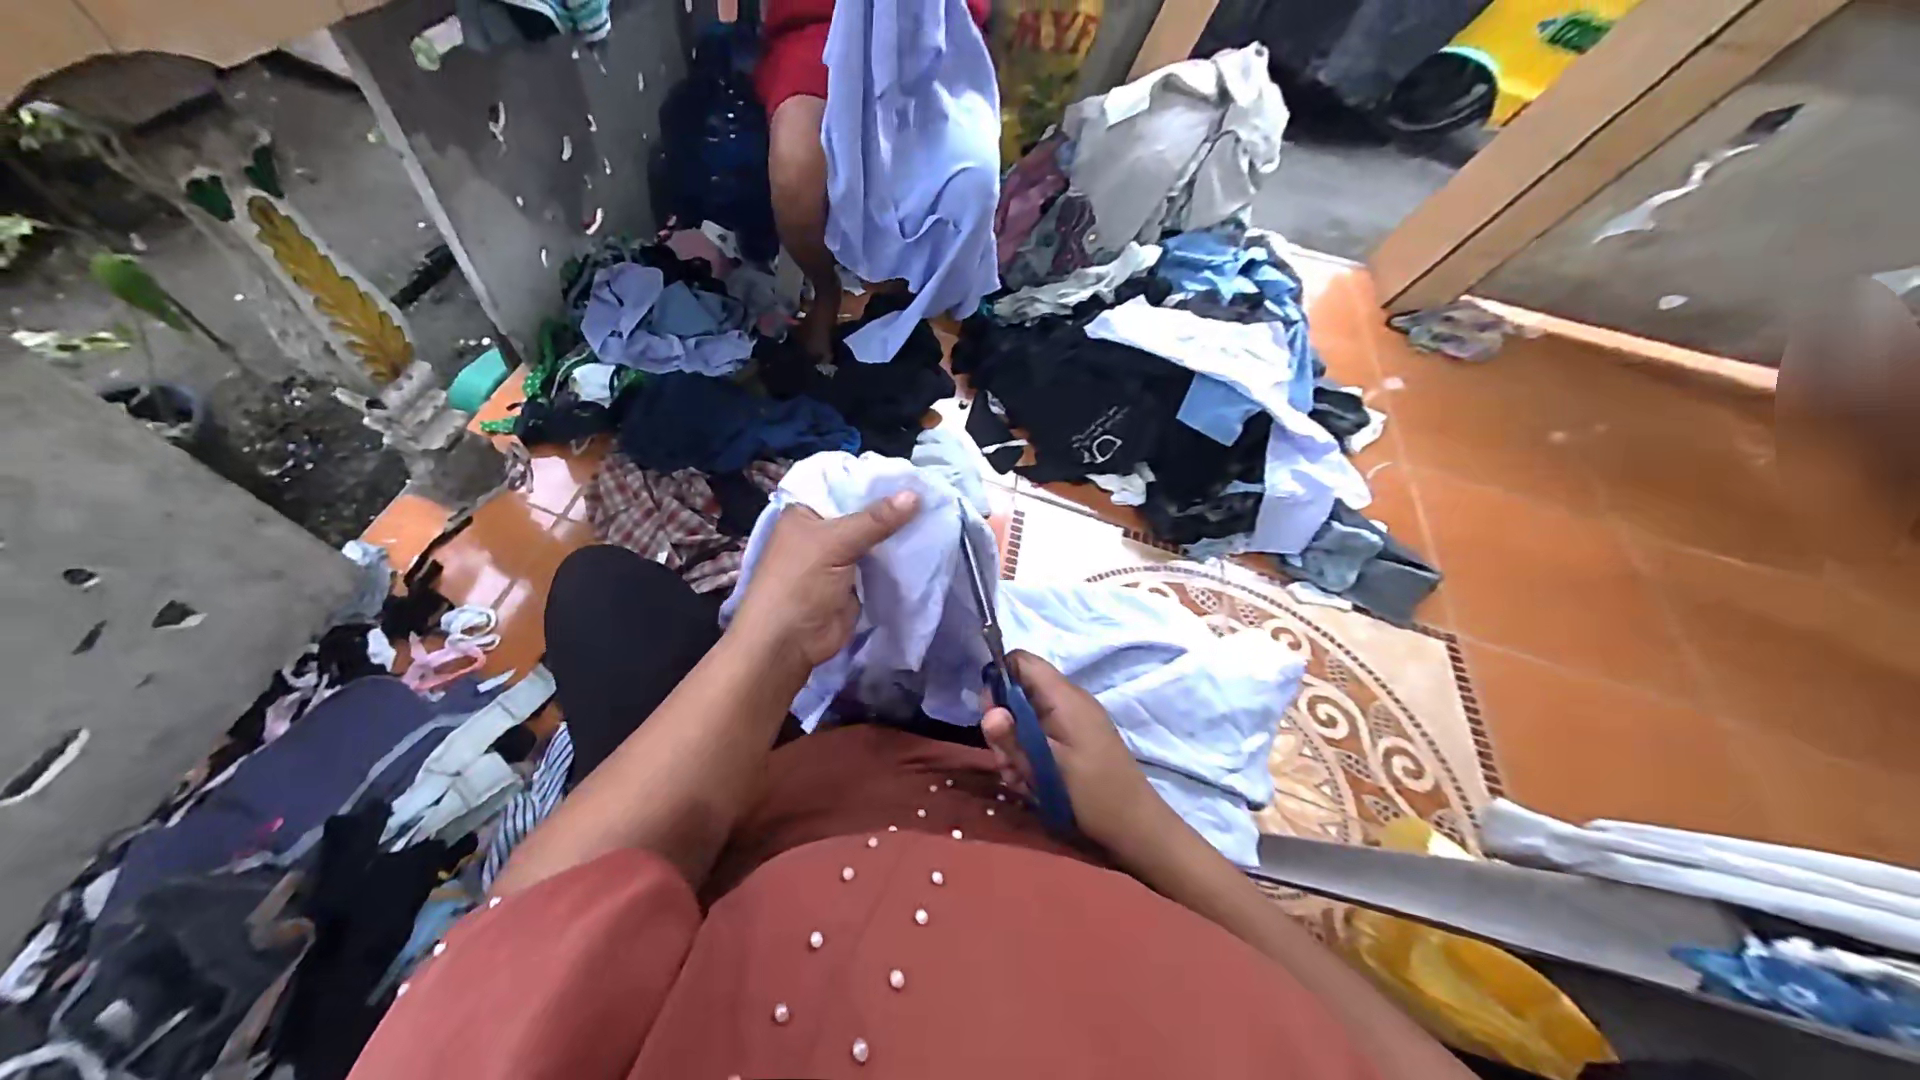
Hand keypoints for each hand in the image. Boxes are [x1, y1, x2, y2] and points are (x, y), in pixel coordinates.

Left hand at [725, 490, 919, 670]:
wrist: (789, 643)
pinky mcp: (856, 580)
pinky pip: (882, 561)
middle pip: (863, 511)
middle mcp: (823, 529)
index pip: (844, 484)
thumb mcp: (834, 543)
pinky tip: (925, 541)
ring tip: (936, 512)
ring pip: (875, 536)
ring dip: (899, 530)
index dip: (875, 479)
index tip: (911, 473)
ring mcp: (840, 556)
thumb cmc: (799, 584)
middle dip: (892, 505)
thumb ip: (875, 520)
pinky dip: (899, 554)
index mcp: (806, 511)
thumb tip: (916, 495)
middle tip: (932, 493)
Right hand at [981, 651, 1172, 858]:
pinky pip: (1042, 735)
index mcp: (1064, 697)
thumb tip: (988, 712)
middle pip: (1019, 693)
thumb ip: (1013, 738)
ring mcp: (1074, 720)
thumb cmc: (1092, 794)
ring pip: (1026, 719)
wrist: (1137, 826)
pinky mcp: (1076, 739)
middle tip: (1006, 760)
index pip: (1020, 660)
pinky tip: (1033, 784)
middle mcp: (1069, 700)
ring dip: (1015, 748)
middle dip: (1004, 725)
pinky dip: (1031, 756)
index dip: (998, 679)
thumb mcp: (1044, 768)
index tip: (990, 714)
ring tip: (1021, 779)